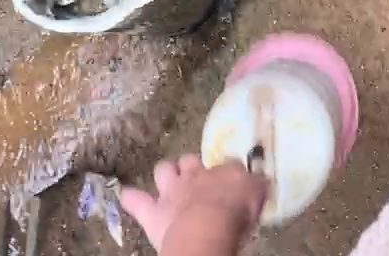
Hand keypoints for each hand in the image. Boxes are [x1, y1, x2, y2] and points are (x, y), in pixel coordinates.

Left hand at [121, 155, 268, 255]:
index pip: (224, 164)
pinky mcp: (153, 212)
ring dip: (165, 176)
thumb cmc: (235, 214)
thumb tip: (262, 181)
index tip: (230, 180)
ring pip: (164, 170)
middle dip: (190, 166)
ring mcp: (172, 191)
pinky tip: (126, 195)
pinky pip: (136, 201)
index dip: (225, 171)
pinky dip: (131, 198)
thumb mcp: (257, 196)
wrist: (206, 229)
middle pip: (189, 161)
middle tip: (195, 178)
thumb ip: (257, 186)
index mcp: (221, 171)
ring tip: (167, 182)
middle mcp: (195, 174)